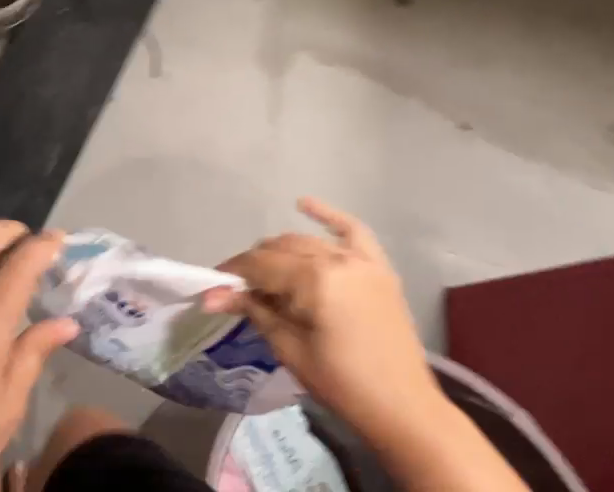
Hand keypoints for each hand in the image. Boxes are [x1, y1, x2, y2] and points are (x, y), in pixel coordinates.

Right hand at [204, 198, 446, 443]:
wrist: (405, 410)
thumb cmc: (342, 384)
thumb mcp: (289, 348)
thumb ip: (252, 311)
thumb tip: (209, 296)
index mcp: (314, 281)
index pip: (259, 265)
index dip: (233, 274)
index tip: (214, 286)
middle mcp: (337, 260)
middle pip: (280, 249)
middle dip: (255, 266)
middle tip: (241, 292)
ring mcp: (361, 261)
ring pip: (306, 242)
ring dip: (281, 252)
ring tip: (267, 275)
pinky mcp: (379, 269)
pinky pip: (352, 230)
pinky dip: (327, 215)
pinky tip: (302, 204)